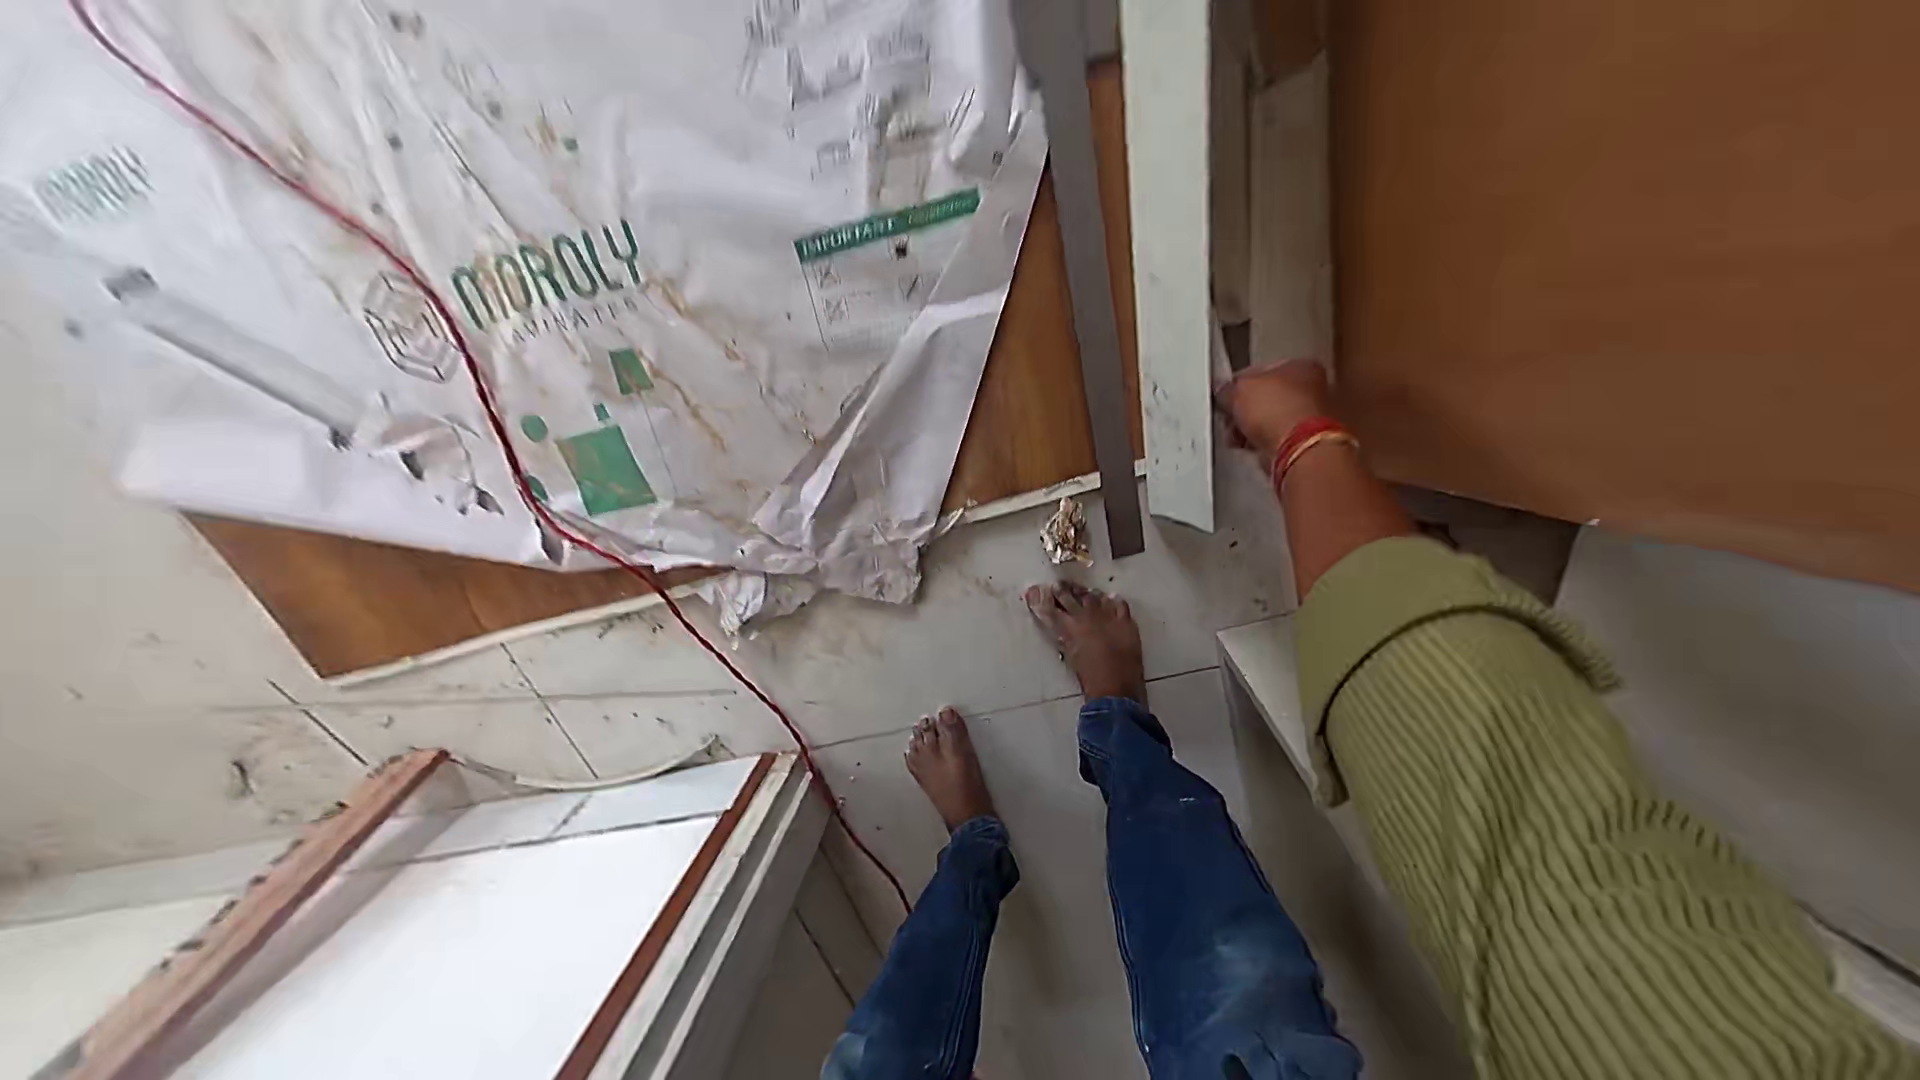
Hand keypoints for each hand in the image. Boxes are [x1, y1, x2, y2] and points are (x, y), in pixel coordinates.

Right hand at [1215, 360, 1333, 458]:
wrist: (1295, 448)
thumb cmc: (1277, 410)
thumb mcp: (1238, 390)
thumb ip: (1227, 389)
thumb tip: (1223, 392)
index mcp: (1301, 366)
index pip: (1263, 371)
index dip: (1240, 383)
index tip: (1226, 395)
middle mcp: (1313, 390)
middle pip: (1267, 398)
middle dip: (1245, 410)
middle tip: (1230, 418)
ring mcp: (1311, 419)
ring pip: (1270, 422)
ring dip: (1251, 429)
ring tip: (1238, 436)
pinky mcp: (1305, 444)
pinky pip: (1274, 441)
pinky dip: (1261, 444)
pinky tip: (1252, 446)